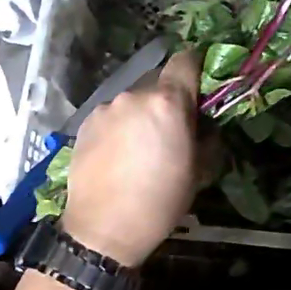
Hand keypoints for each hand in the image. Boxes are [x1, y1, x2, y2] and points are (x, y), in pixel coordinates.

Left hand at [59, 50, 201, 266]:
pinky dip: (119, 128)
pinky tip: (117, 156)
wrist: (102, 228)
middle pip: (158, 86)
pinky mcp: (85, 123)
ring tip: (139, 150)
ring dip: (140, 116)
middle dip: (167, 103)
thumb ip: (205, 137)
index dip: (195, 68)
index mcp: (168, 103)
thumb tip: (204, 124)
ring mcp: (106, 108)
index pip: (185, 61)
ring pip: (132, 103)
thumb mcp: (198, 172)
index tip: (198, 86)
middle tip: (170, 133)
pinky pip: (111, 117)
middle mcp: (134, 96)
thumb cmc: (159, 202)